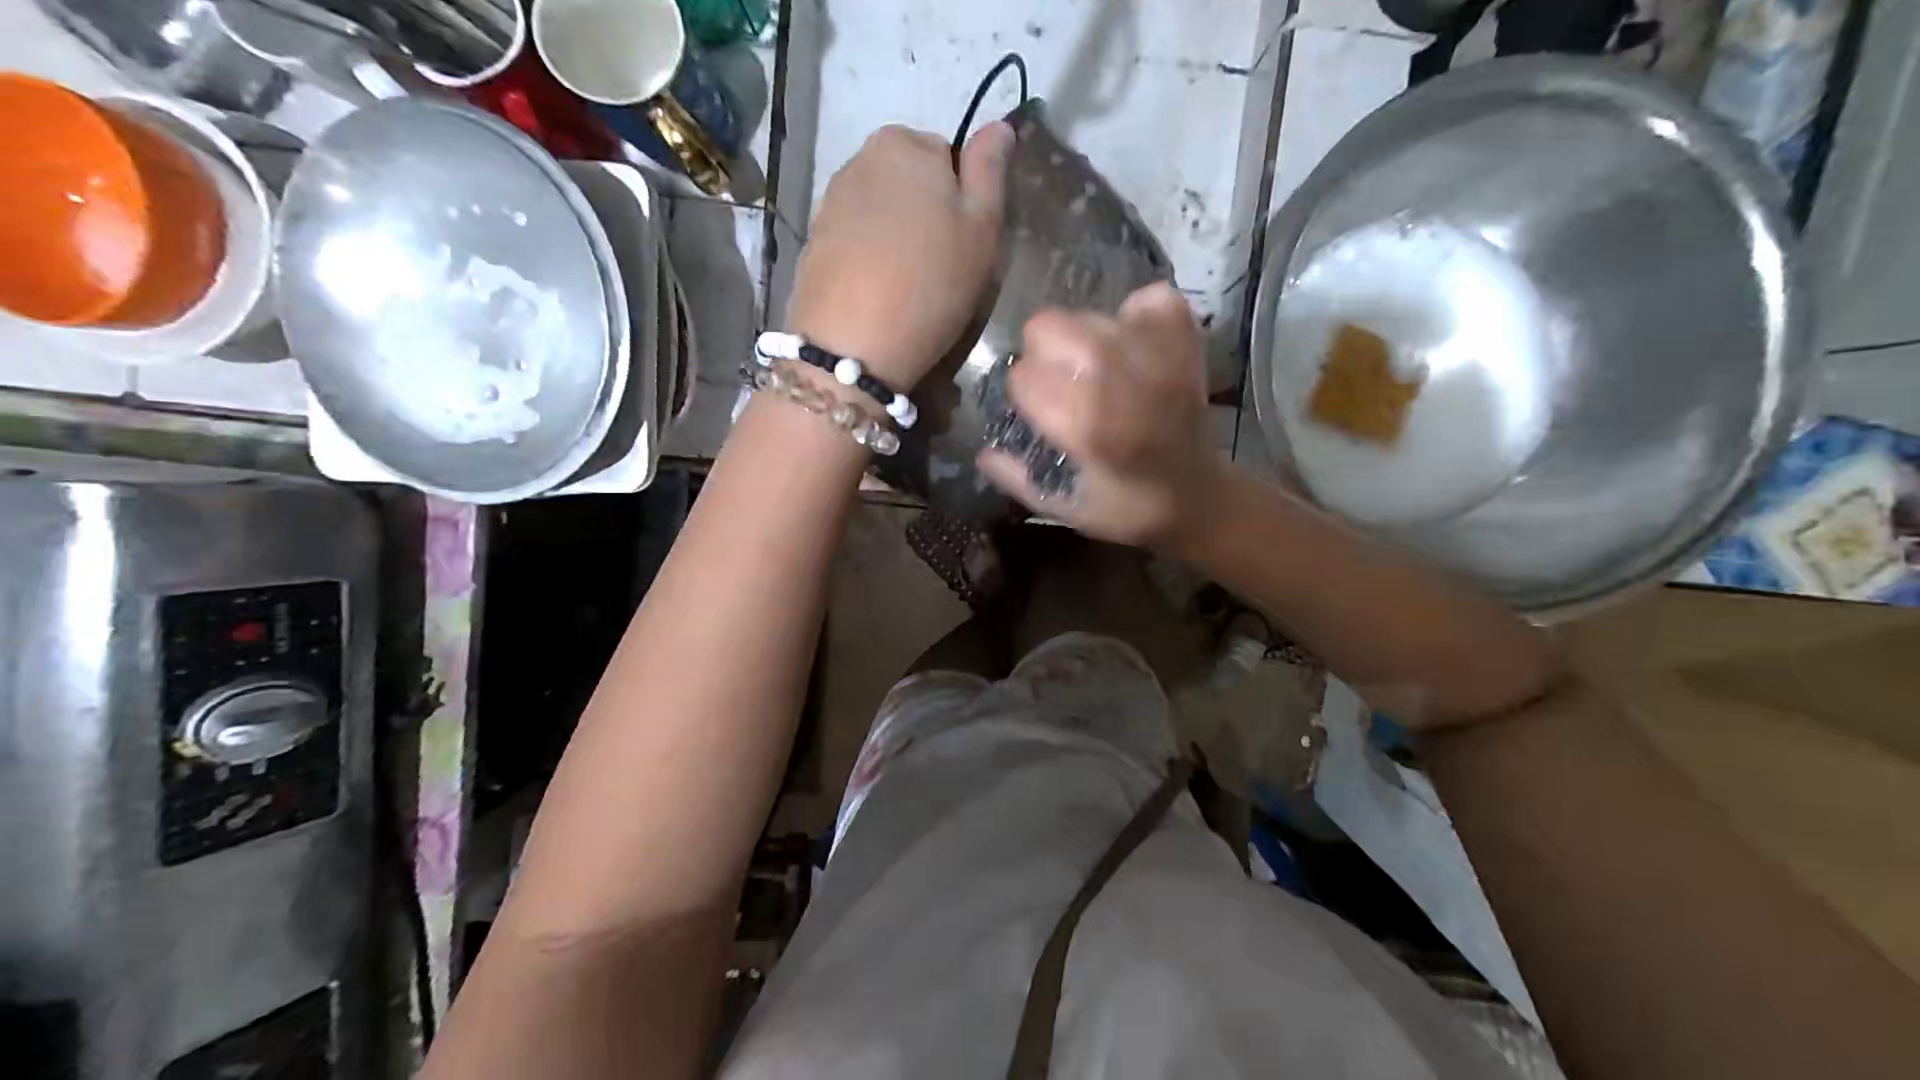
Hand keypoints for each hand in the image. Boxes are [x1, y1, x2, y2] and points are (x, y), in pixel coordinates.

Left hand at [786, 122, 1011, 389]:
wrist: (852, 347)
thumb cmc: (931, 284)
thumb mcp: (981, 229)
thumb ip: (990, 172)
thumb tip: (998, 125)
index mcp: (905, 144)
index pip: (948, 156)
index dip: (961, 201)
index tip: (963, 243)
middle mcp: (860, 159)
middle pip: (910, 182)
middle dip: (926, 214)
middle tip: (939, 267)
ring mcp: (830, 201)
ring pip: (882, 211)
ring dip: (897, 237)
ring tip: (906, 285)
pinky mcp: (813, 241)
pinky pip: (856, 239)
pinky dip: (870, 258)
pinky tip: (877, 294)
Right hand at [979, 283, 1225, 549]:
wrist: (1198, 497)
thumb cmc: (1127, 508)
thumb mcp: (1062, 507)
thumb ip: (1016, 477)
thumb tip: (984, 449)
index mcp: (1088, 424)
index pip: (1024, 377)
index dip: (1023, 395)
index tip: (1038, 414)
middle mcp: (1119, 379)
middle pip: (1048, 325)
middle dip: (1042, 354)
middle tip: (1060, 382)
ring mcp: (1156, 354)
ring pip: (1089, 314)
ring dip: (1083, 340)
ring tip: (1097, 372)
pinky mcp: (1184, 341)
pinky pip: (1148, 299)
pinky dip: (1134, 317)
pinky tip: (1130, 346)